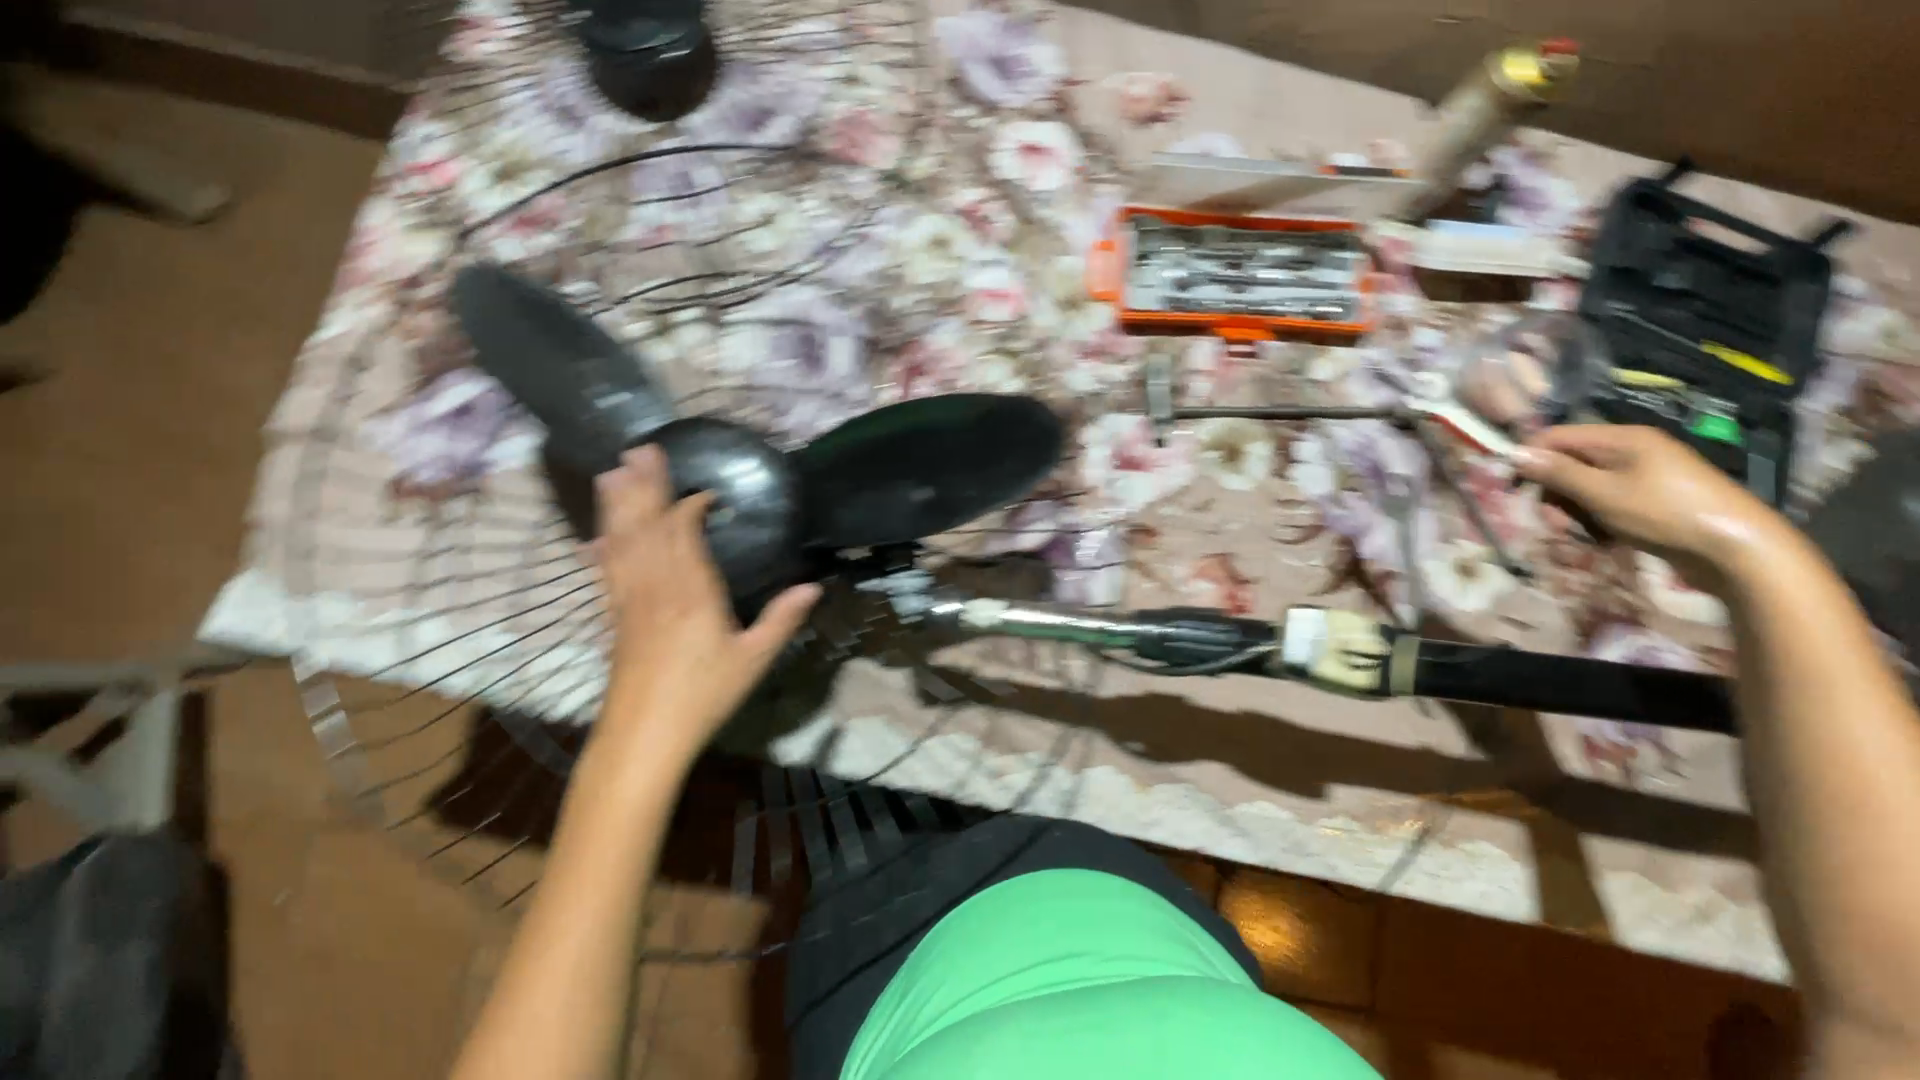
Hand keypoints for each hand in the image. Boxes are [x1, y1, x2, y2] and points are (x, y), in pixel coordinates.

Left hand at [592, 445, 820, 754]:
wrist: (645, 734)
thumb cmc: (704, 695)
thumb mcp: (754, 659)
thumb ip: (781, 620)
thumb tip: (813, 586)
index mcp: (692, 592)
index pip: (684, 533)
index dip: (690, 506)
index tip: (706, 493)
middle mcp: (655, 586)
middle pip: (647, 526)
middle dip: (644, 486)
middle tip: (639, 448)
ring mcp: (628, 600)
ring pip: (620, 542)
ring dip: (616, 506)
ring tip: (610, 472)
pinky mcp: (612, 617)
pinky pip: (605, 573)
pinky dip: (599, 550)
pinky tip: (592, 537)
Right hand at [1514, 425, 1789, 585]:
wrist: (1735, 548)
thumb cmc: (1665, 513)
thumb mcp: (1603, 492)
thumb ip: (1558, 473)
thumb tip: (1515, 453)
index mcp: (1622, 439)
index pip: (1557, 437)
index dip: (1530, 459)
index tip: (1513, 489)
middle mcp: (1631, 452)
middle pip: (1569, 464)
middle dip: (1553, 493)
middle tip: (1552, 523)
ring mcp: (1642, 478)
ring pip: (1585, 488)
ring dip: (1572, 512)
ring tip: (1579, 536)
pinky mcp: (1650, 502)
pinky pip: (1606, 504)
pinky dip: (1595, 522)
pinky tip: (1600, 540)